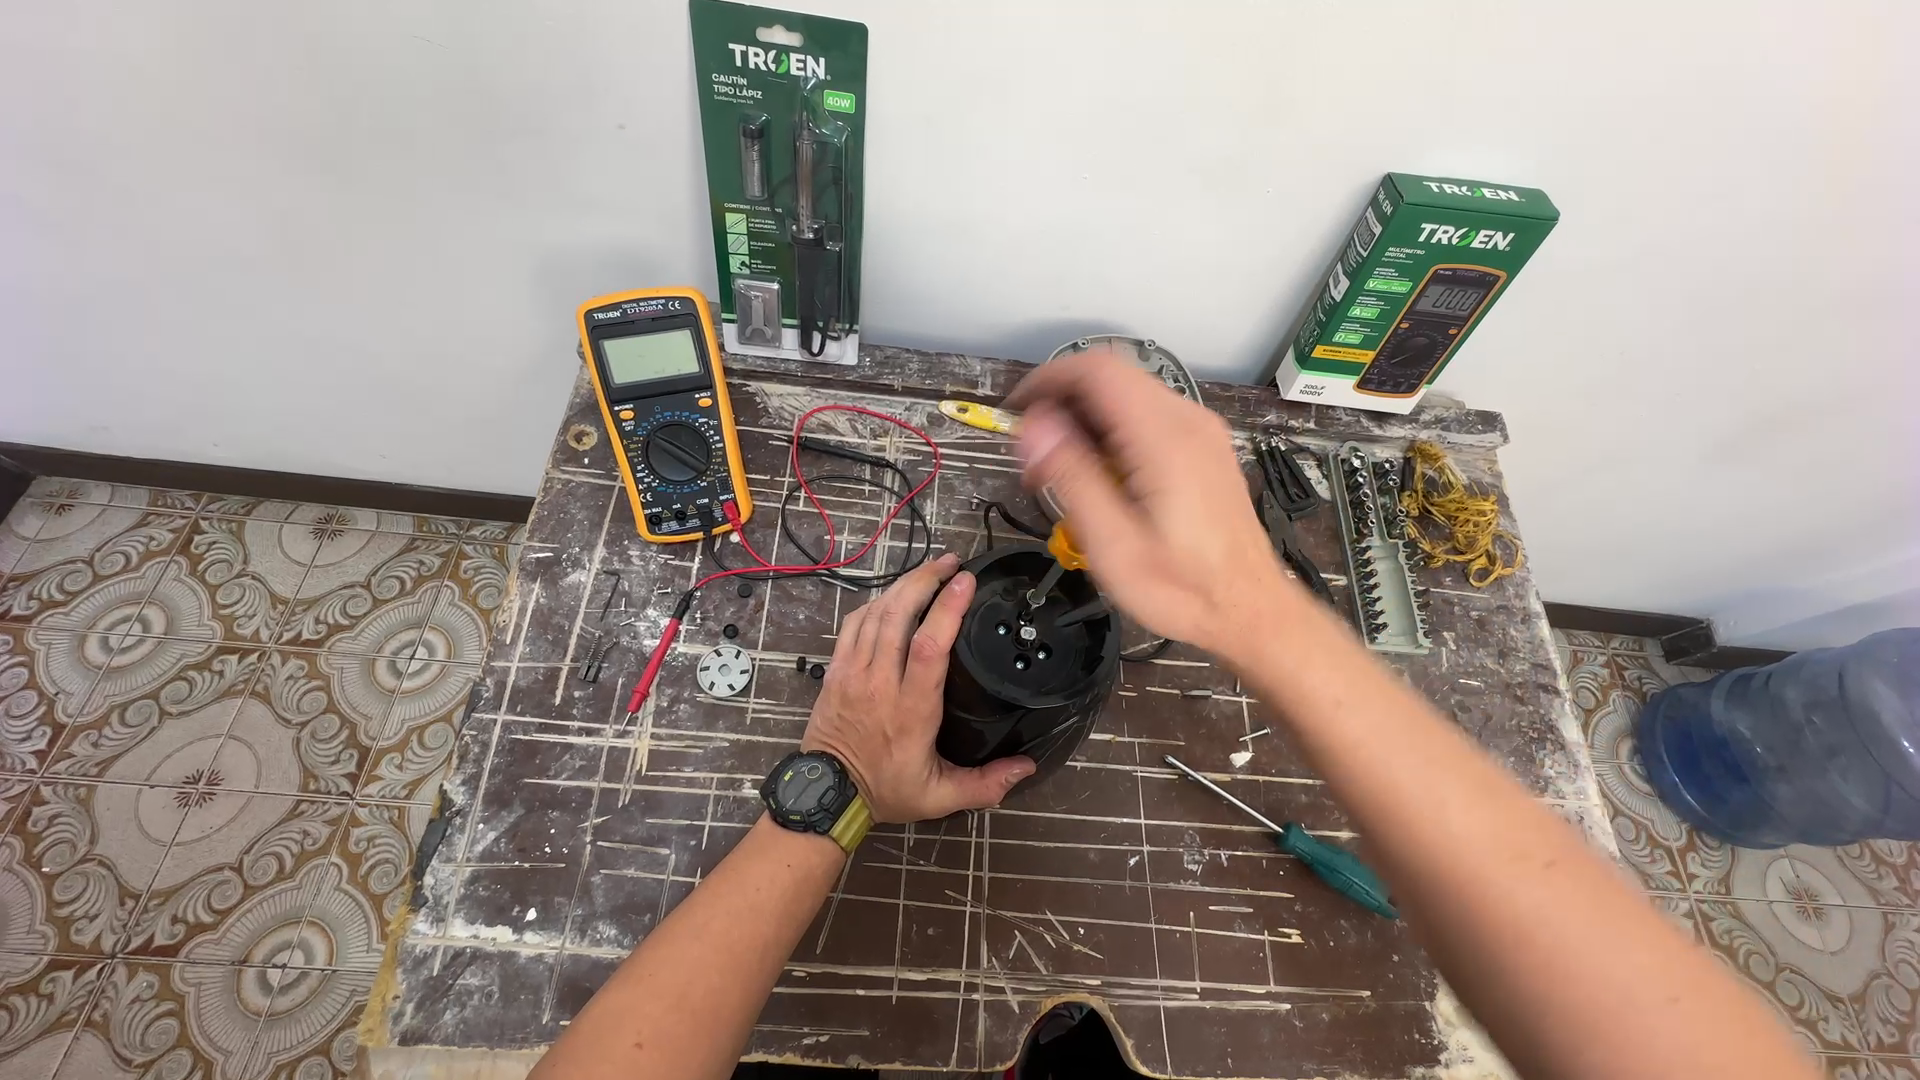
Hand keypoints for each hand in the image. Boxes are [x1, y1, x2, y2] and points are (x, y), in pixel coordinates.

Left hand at [800, 552, 1035, 822]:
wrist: (827, 794)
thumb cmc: (887, 790)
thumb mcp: (941, 796)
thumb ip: (986, 784)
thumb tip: (1028, 768)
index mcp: (912, 708)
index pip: (929, 647)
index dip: (947, 608)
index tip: (966, 580)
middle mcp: (880, 682)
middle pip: (900, 616)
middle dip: (926, 580)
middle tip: (952, 562)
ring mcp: (853, 672)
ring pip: (876, 613)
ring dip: (903, 585)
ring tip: (929, 570)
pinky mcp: (835, 670)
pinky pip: (853, 623)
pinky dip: (875, 602)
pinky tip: (893, 595)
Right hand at [1003, 349, 1292, 659]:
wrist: (1248, 610)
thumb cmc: (1183, 589)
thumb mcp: (1113, 544)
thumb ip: (1072, 477)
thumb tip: (1034, 428)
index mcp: (1165, 439)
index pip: (1096, 370)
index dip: (1048, 380)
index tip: (1017, 411)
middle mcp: (1188, 422)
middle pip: (1109, 377)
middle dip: (1061, 405)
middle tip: (1034, 458)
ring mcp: (1199, 432)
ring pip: (1125, 395)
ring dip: (1083, 421)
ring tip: (1060, 474)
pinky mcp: (1201, 447)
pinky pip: (1145, 416)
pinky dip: (1109, 432)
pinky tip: (1098, 477)